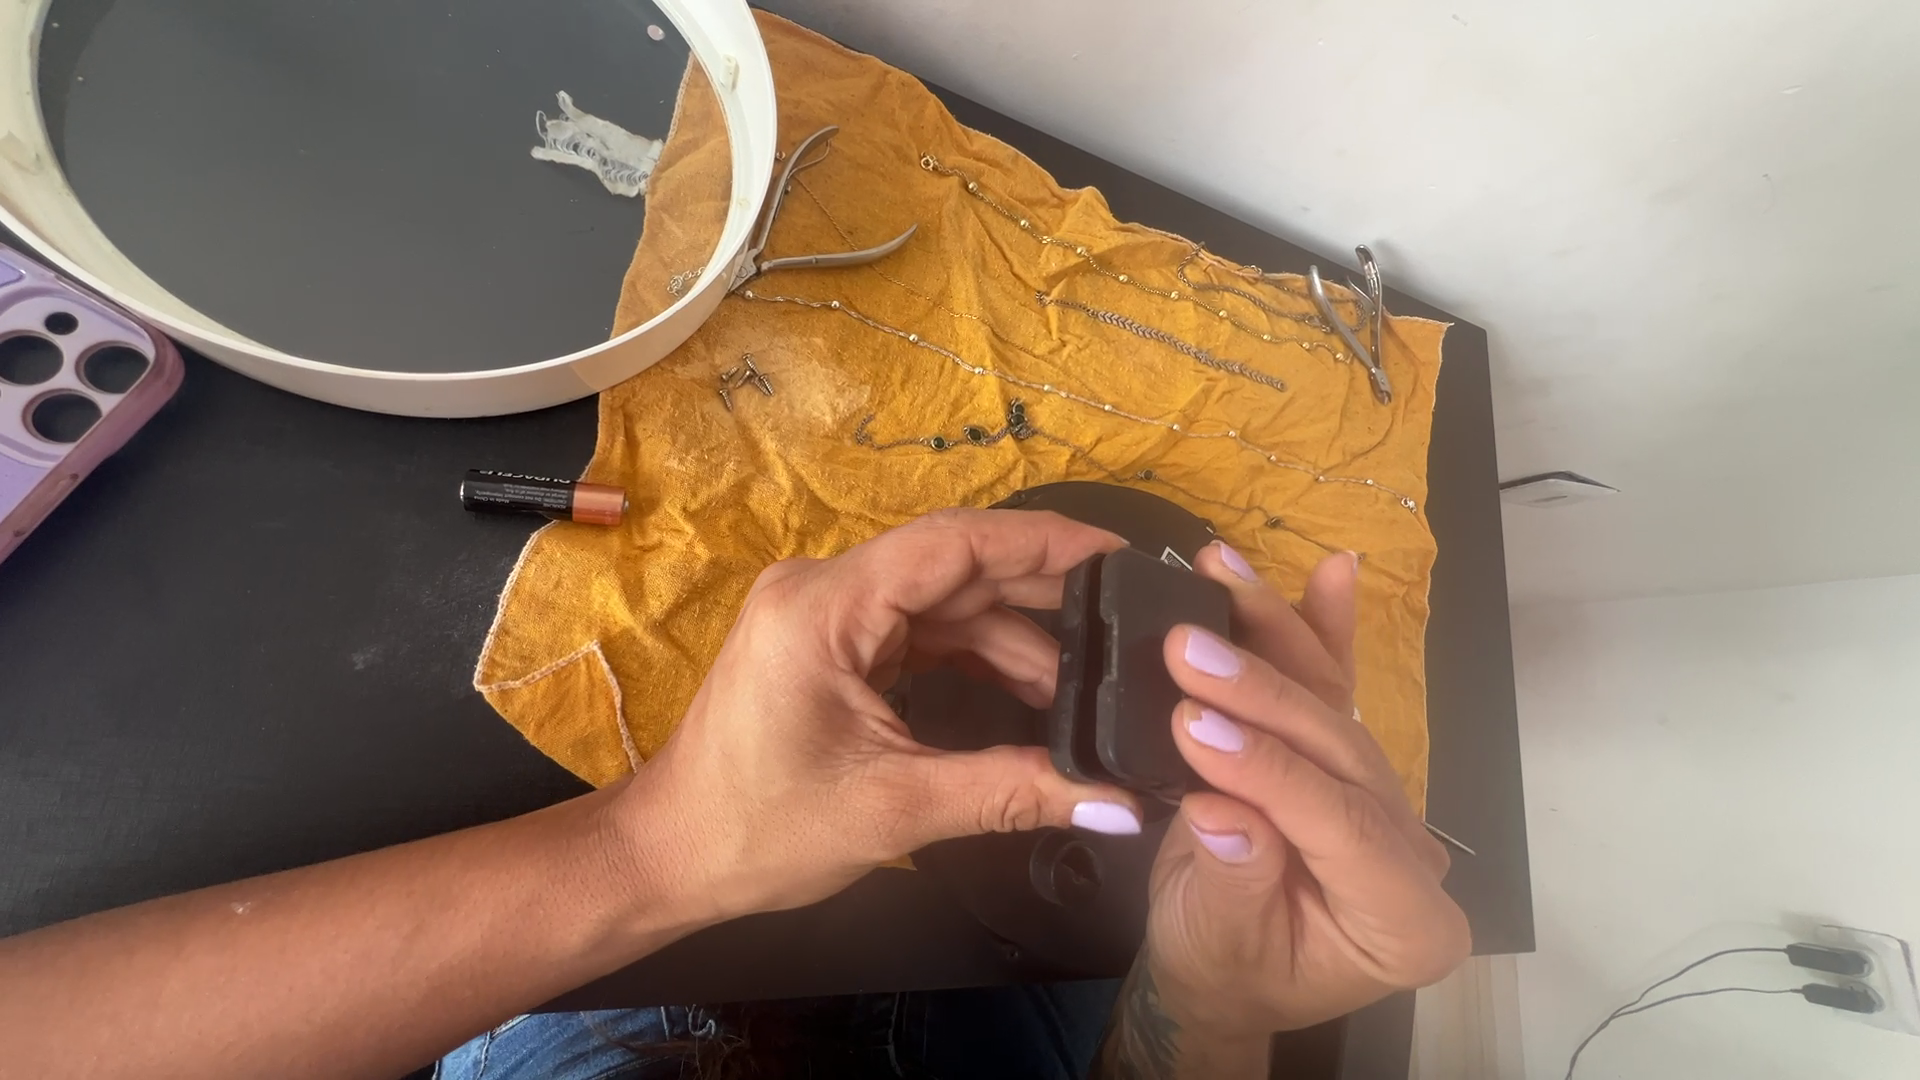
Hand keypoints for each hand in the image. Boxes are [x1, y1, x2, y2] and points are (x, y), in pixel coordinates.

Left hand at [620, 509, 1141, 925]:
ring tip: (1082, 683)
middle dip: (1039, 588)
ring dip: (1011, 639)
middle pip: (953, 566)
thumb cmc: (758, 831)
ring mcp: (827, 612)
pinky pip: (921, 630)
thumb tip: (1119, 805)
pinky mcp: (833, 640)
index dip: (1040, 540)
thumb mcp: (895, 808)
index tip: (1114, 552)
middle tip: (1122, 612)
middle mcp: (824, 588)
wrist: (668, 857)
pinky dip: (974, 655)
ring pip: (943, 603)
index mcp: (824, 606)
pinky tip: (1027, 688)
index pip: (951, 544)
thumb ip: (1013, 793)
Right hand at [1135, 544, 1468, 1043]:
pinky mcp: (1338, 762)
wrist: (1221, 964)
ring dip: (1277, 630)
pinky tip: (1331, 573)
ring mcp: (1377, 798)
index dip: (1266, 770)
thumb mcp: (1218, 940)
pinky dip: (1325, 630)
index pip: (1340, 826)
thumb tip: (1216, 806)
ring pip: (1333, 703)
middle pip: (1339, 751)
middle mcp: (1408, 849)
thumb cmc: (1221, 964)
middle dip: (1260, 693)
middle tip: (1187, 648)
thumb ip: (1233, 877)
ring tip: (1225, 573)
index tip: (1193, 723)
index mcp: (1404, 918)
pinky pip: (1333, 690)